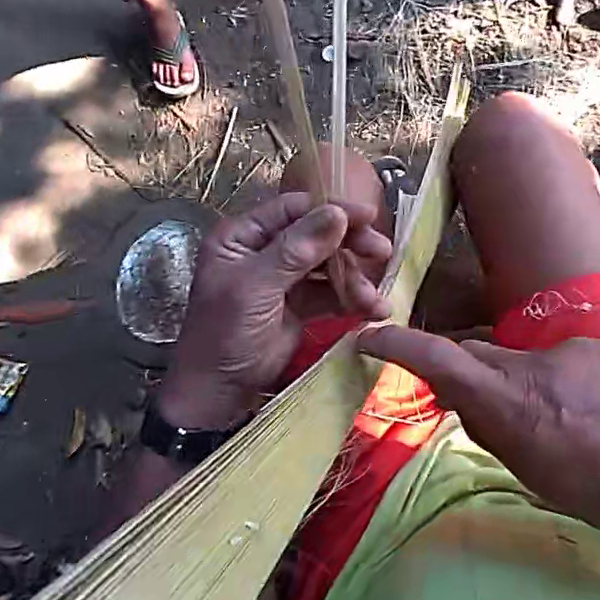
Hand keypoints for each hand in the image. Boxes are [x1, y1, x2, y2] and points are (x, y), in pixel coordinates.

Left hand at [159, 193, 392, 429]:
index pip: (290, 210)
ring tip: (373, 300)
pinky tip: (374, 311)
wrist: (219, 390)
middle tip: (380, 252)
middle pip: (314, 234)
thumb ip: (294, 251)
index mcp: (240, 238)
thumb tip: (336, 212)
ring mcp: (282, 280)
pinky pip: (329, 294)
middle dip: (348, 245)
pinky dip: (351, 300)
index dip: (329, 209)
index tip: (367, 216)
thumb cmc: (224, 332)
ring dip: (354, 279)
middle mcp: (262, 252)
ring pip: (326, 266)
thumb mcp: (255, 288)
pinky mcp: (298, 307)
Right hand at [357, 326, 599, 569]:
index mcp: (523, 408)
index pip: (441, 360)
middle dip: (459, 377)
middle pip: (472, 356)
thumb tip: (459, 400)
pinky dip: (545, 381)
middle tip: (471, 413)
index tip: (364, 341)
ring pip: (509, 358)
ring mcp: (575, 351)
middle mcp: (541, 367)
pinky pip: (547, 358)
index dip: (395, 345)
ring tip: (549, 426)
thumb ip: (492, 430)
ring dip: (507, 384)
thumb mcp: (543, 478)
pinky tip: (584, 414)